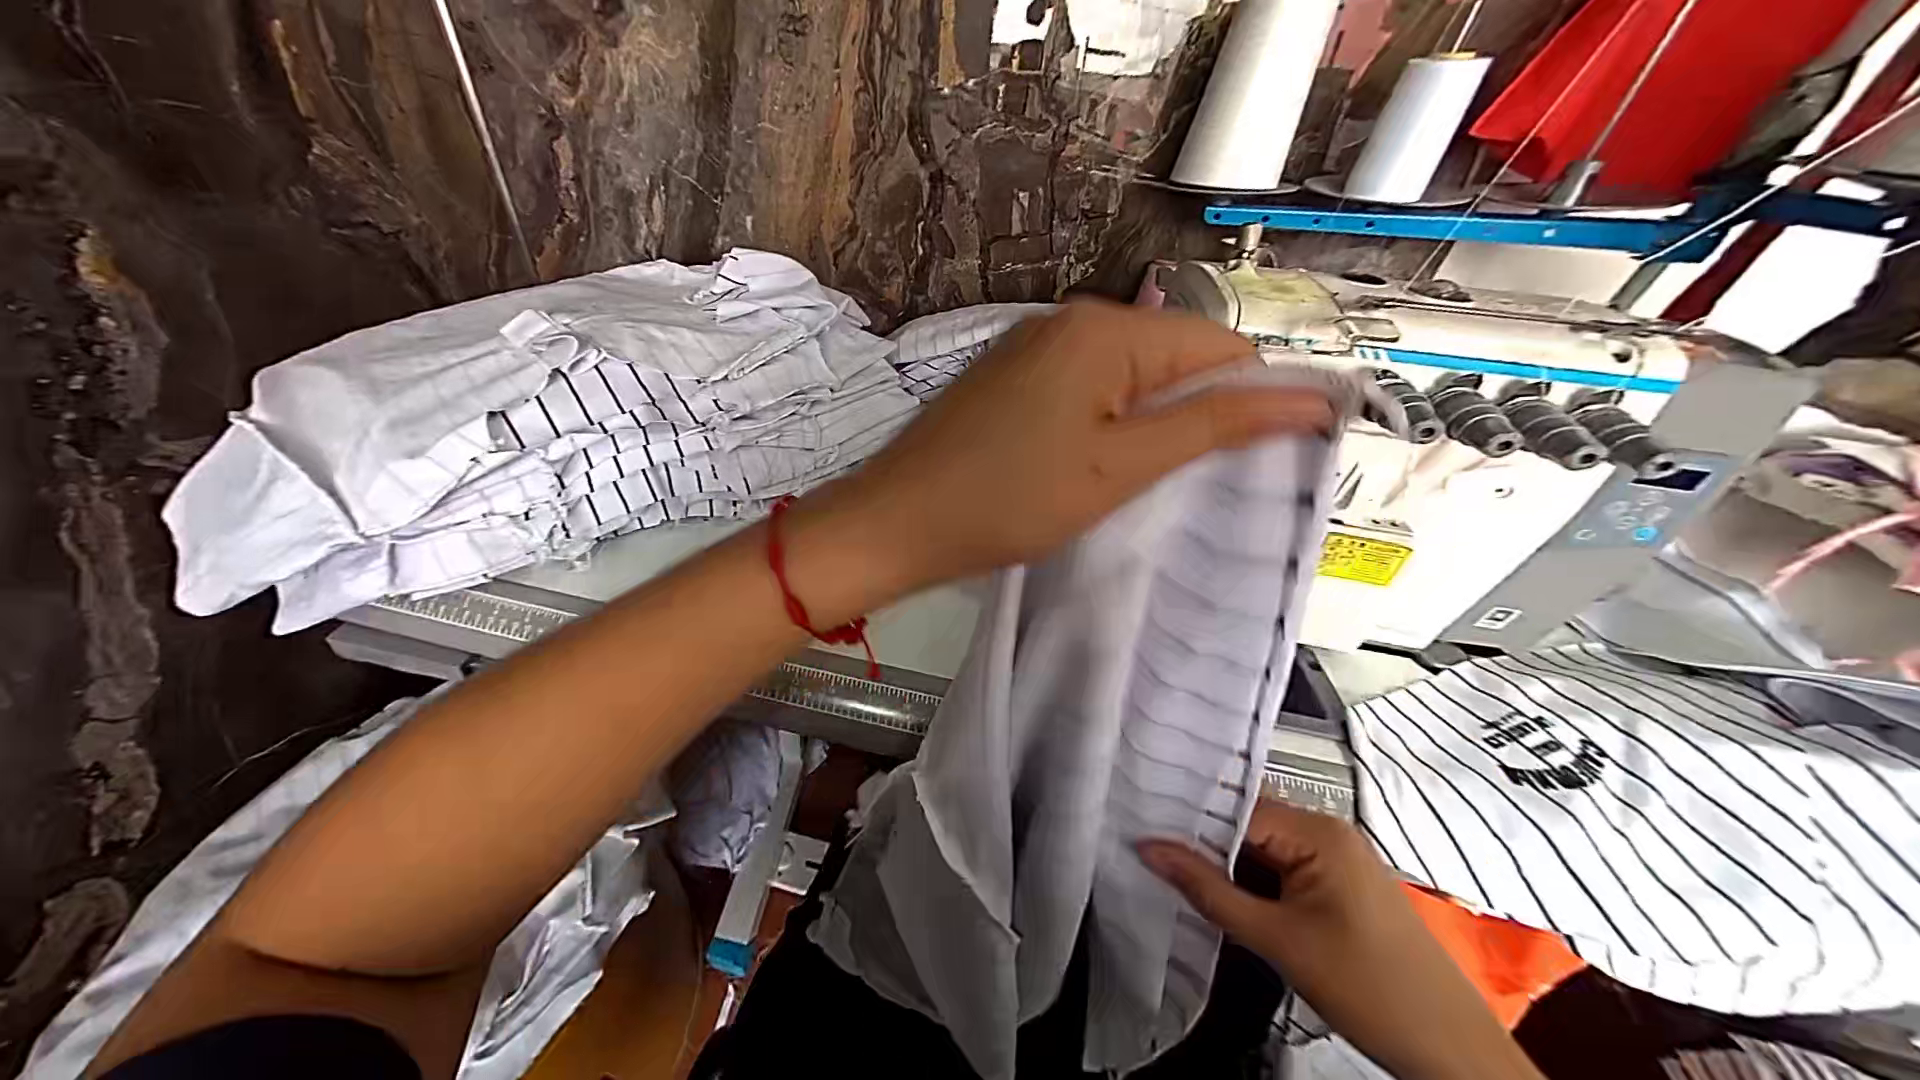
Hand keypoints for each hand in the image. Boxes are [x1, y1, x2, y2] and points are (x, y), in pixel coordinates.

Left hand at [791, 301, 1334, 614]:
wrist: (898, 521)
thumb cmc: (1012, 500)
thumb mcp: (1122, 467)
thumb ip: (1214, 426)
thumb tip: (1310, 398)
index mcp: (1107, 328)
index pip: (1219, 346)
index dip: (1249, 399)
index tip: (1253, 462)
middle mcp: (1071, 318)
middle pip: (1172, 356)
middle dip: (1193, 414)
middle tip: (1185, 482)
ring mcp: (1034, 344)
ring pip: (1128, 374)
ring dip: (1148, 422)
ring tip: (1136, 480)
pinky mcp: (1011, 375)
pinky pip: (1085, 387)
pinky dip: (1105, 421)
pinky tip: (1090, 464)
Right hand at [1138, 800, 1545, 1079]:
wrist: (1452, 1051)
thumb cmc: (1368, 988)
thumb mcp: (1277, 940)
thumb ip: (1208, 891)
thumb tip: (1148, 848)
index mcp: (1318, 831)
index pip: (1236, 809)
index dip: (1188, 818)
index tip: (1142, 824)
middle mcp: (1328, 830)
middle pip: (1248, 822)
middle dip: (1202, 838)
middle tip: (1149, 844)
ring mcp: (1337, 856)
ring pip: (1262, 845)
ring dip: (1225, 861)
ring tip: (1172, 865)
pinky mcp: (1340, 883)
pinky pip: (1282, 865)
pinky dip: (1251, 878)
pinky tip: (1219, 889)